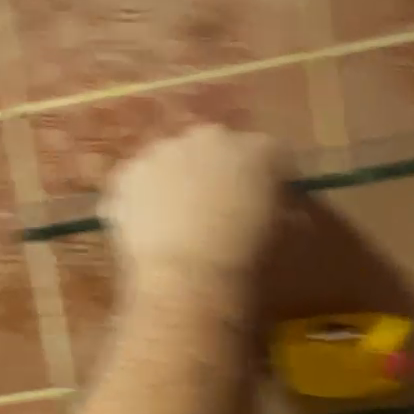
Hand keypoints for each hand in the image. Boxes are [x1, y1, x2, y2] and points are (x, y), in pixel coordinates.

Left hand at [101, 125, 280, 290]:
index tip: (265, 202)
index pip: (273, 155)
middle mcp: (212, 136)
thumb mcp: (284, 235)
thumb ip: (283, 209)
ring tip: (176, 222)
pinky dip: (142, 197)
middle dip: (218, 173)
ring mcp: (165, 150)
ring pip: (173, 160)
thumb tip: (282, 209)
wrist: (187, 277)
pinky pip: (139, 180)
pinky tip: (148, 227)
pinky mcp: (129, 171)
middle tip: (215, 210)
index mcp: (261, 149)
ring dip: (176, 181)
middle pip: (217, 148)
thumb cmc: (246, 261)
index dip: (268, 180)